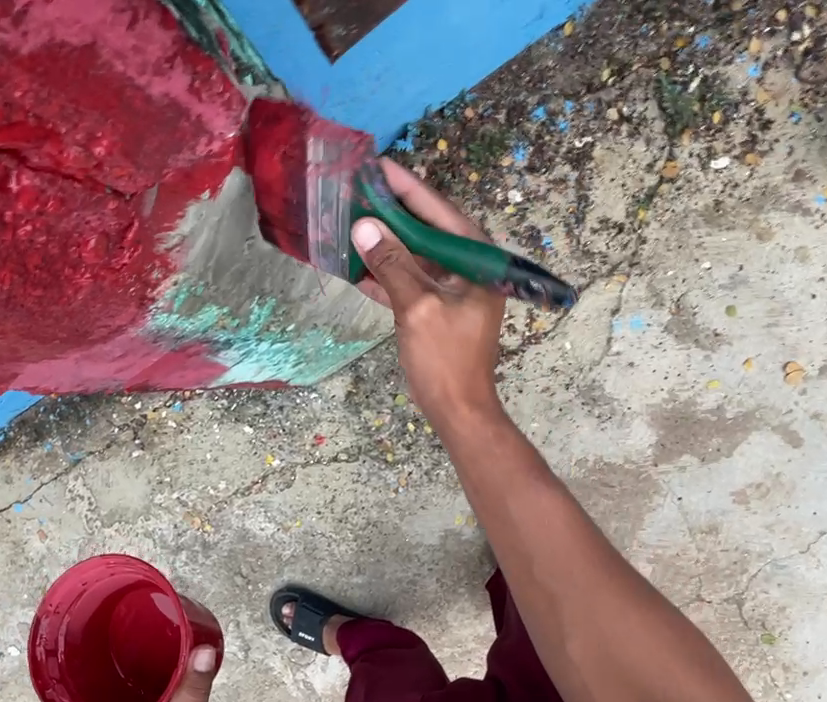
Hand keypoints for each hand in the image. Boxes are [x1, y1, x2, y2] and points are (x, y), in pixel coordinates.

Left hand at [80, 634, 227, 701]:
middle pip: (95, 693)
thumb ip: (192, 690)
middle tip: (112, 628)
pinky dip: (146, 687)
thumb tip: (203, 649)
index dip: (73, 667)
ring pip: (119, 698)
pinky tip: (159, 667)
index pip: (71, 697)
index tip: (81, 636)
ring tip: (134, 639)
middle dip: (104, 663)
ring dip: (126, 675)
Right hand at [352, 159, 507, 416]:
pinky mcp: (438, 309)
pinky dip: (387, 276)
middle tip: (358, 191)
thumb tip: (364, 228)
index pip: (439, 211)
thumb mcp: (417, 308)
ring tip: (351, 224)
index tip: (377, 166)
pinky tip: (357, 268)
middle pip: (427, 230)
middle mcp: (468, 267)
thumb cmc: (445, 359)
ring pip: (415, 256)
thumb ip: (392, 265)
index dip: (406, 188)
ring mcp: (454, 289)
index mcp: (475, 259)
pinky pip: (411, 282)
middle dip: (391, 213)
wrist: (459, 409)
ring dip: (385, 245)